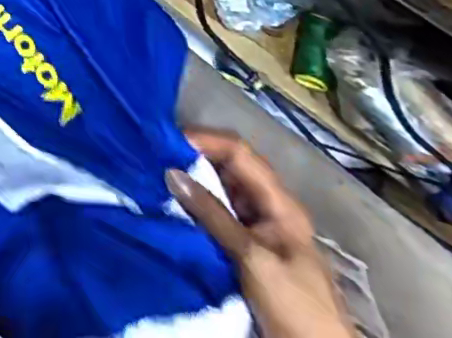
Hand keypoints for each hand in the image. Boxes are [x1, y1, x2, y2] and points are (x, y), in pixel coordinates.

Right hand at [169, 128, 355, 337]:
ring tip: (154, 183)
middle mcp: (268, 210)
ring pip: (220, 196)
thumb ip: (214, 216)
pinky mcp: (245, 258)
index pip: (239, 153)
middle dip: (194, 161)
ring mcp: (257, 234)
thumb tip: (172, 173)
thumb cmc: (296, 310)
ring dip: (191, 187)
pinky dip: (194, 215)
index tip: (168, 142)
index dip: (206, 141)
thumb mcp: (253, 260)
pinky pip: (216, 223)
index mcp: (279, 202)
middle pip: (228, 170)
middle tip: (154, 160)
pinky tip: (169, 215)